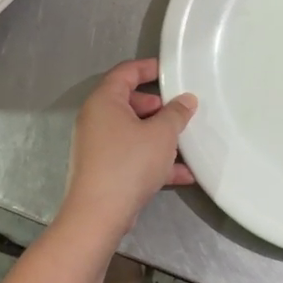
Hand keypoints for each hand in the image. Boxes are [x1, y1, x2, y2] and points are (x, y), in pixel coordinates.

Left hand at [64, 58, 197, 231]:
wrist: (99, 214)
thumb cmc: (129, 163)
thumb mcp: (161, 135)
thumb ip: (176, 114)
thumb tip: (186, 100)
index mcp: (104, 101)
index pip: (125, 72)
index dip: (148, 68)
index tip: (170, 71)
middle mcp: (96, 119)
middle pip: (129, 102)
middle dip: (158, 107)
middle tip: (180, 111)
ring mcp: (98, 146)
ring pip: (133, 131)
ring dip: (159, 135)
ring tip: (185, 142)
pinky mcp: (103, 169)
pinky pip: (132, 155)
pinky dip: (154, 159)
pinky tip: (183, 174)